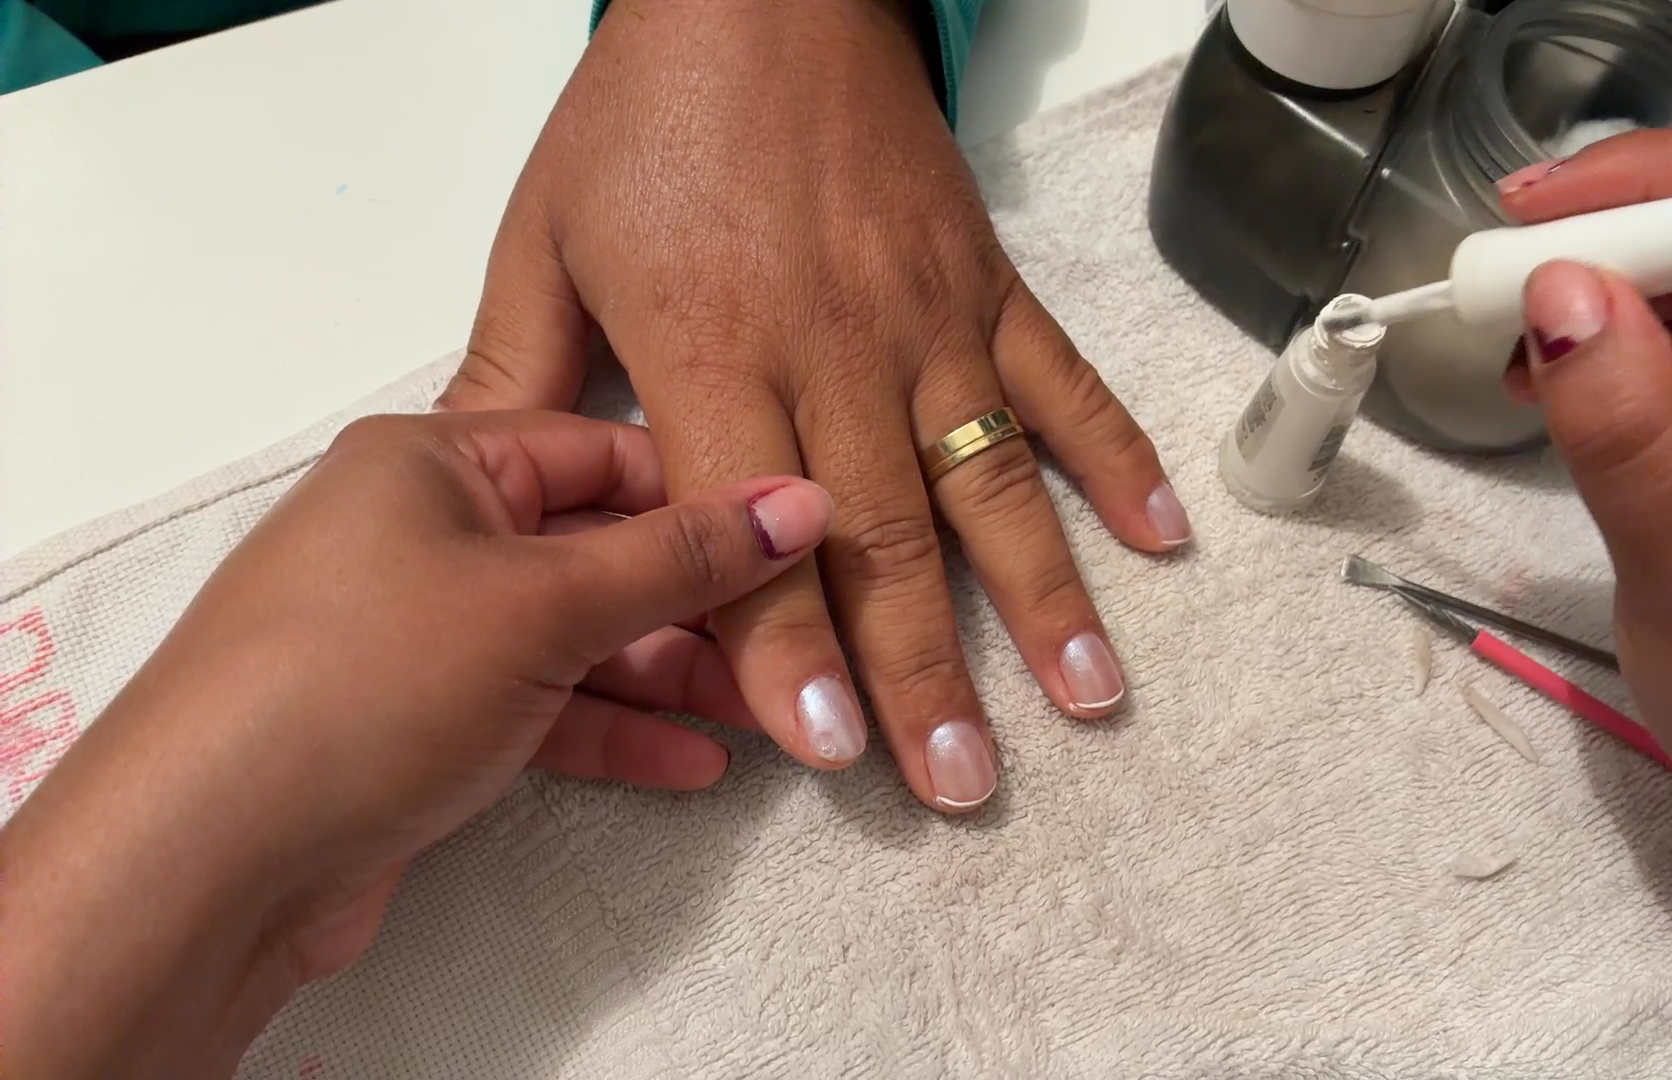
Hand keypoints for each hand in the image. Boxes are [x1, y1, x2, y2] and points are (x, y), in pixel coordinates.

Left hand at [0, 411, 830, 1077]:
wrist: (200, 884)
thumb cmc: (375, 684)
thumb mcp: (548, 603)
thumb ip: (687, 555)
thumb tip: (808, 502)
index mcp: (443, 462)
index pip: (611, 453)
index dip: (705, 494)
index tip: (791, 539)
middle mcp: (440, 531)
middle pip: (608, 552)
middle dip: (700, 606)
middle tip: (786, 639)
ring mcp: (440, 626)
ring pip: (590, 635)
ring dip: (674, 676)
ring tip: (759, 711)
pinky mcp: (441, 710)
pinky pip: (555, 702)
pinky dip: (623, 729)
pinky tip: (696, 762)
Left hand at [437, 0, 1187, 810]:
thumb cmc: (649, 122)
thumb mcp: (548, 243)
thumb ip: (526, 381)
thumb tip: (507, 495)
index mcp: (711, 347)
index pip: (749, 531)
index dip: (790, 650)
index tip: (834, 754)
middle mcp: (836, 350)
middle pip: (887, 537)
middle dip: (926, 671)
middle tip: (962, 781)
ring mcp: (931, 321)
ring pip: (991, 480)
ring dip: (1044, 595)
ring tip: (1088, 694)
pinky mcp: (992, 289)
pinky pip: (1065, 382)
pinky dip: (1118, 458)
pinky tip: (1160, 534)